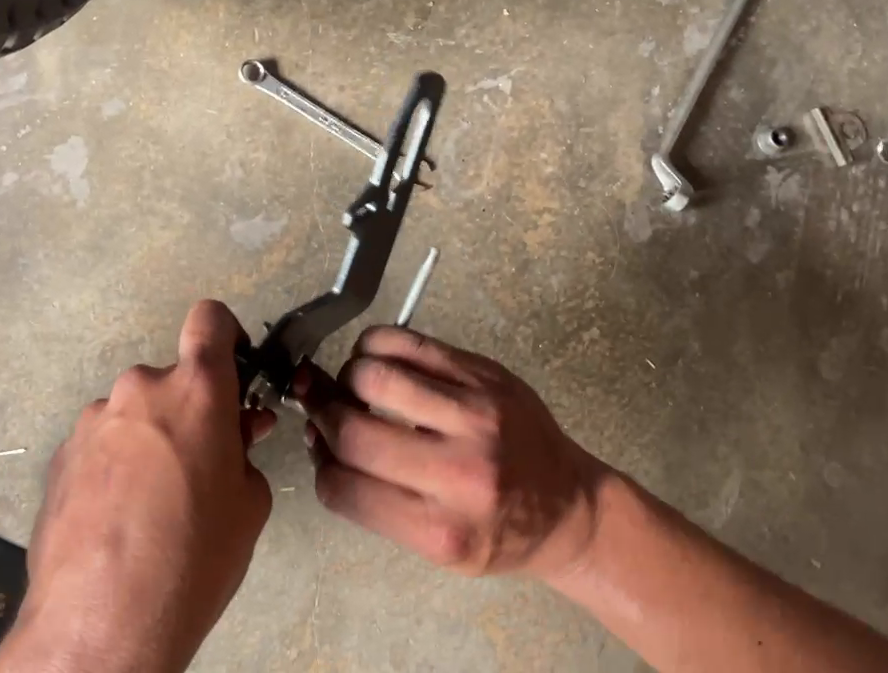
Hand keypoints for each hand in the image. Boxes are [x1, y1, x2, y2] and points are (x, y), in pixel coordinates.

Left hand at [0, 300, 276, 672]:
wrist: (100, 623)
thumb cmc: (194, 556)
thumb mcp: (249, 503)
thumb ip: (245, 450)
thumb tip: (235, 433)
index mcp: (195, 389)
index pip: (210, 319)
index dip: (226, 336)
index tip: (232, 374)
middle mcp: (139, 389)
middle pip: (172, 382)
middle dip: (189, 412)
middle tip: (200, 467)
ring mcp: (92, 421)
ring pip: (135, 415)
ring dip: (149, 440)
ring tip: (153, 505)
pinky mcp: (59, 456)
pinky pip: (102, 445)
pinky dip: (116, 466)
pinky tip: (118, 519)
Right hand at [293, 326, 608, 578]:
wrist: (569, 507)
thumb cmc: (497, 532)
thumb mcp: (436, 544)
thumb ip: (374, 497)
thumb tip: (318, 435)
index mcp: (441, 530)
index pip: (342, 487)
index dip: (319, 463)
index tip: (320, 447)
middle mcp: (459, 472)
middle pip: (352, 430)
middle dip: (323, 414)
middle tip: (323, 406)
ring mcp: (476, 416)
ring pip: (374, 375)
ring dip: (349, 377)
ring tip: (357, 385)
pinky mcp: (486, 375)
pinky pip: (409, 343)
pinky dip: (377, 346)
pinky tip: (379, 359)